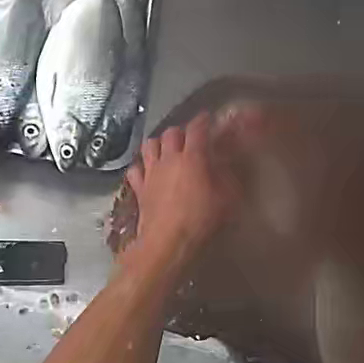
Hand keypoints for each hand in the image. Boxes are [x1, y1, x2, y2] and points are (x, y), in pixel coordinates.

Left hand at [122, 112, 238, 269]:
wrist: (166, 242)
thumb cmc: (200, 220)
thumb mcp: (227, 199)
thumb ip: (229, 177)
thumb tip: (228, 165)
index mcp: (192, 157)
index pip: (198, 128)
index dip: (204, 121)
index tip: (209, 120)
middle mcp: (168, 159)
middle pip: (171, 132)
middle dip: (181, 132)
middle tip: (190, 139)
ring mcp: (150, 173)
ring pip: (149, 145)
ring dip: (159, 144)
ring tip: (167, 151)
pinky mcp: (139, 188)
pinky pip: (135, 169)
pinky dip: (141, 167)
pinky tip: (148, 172)